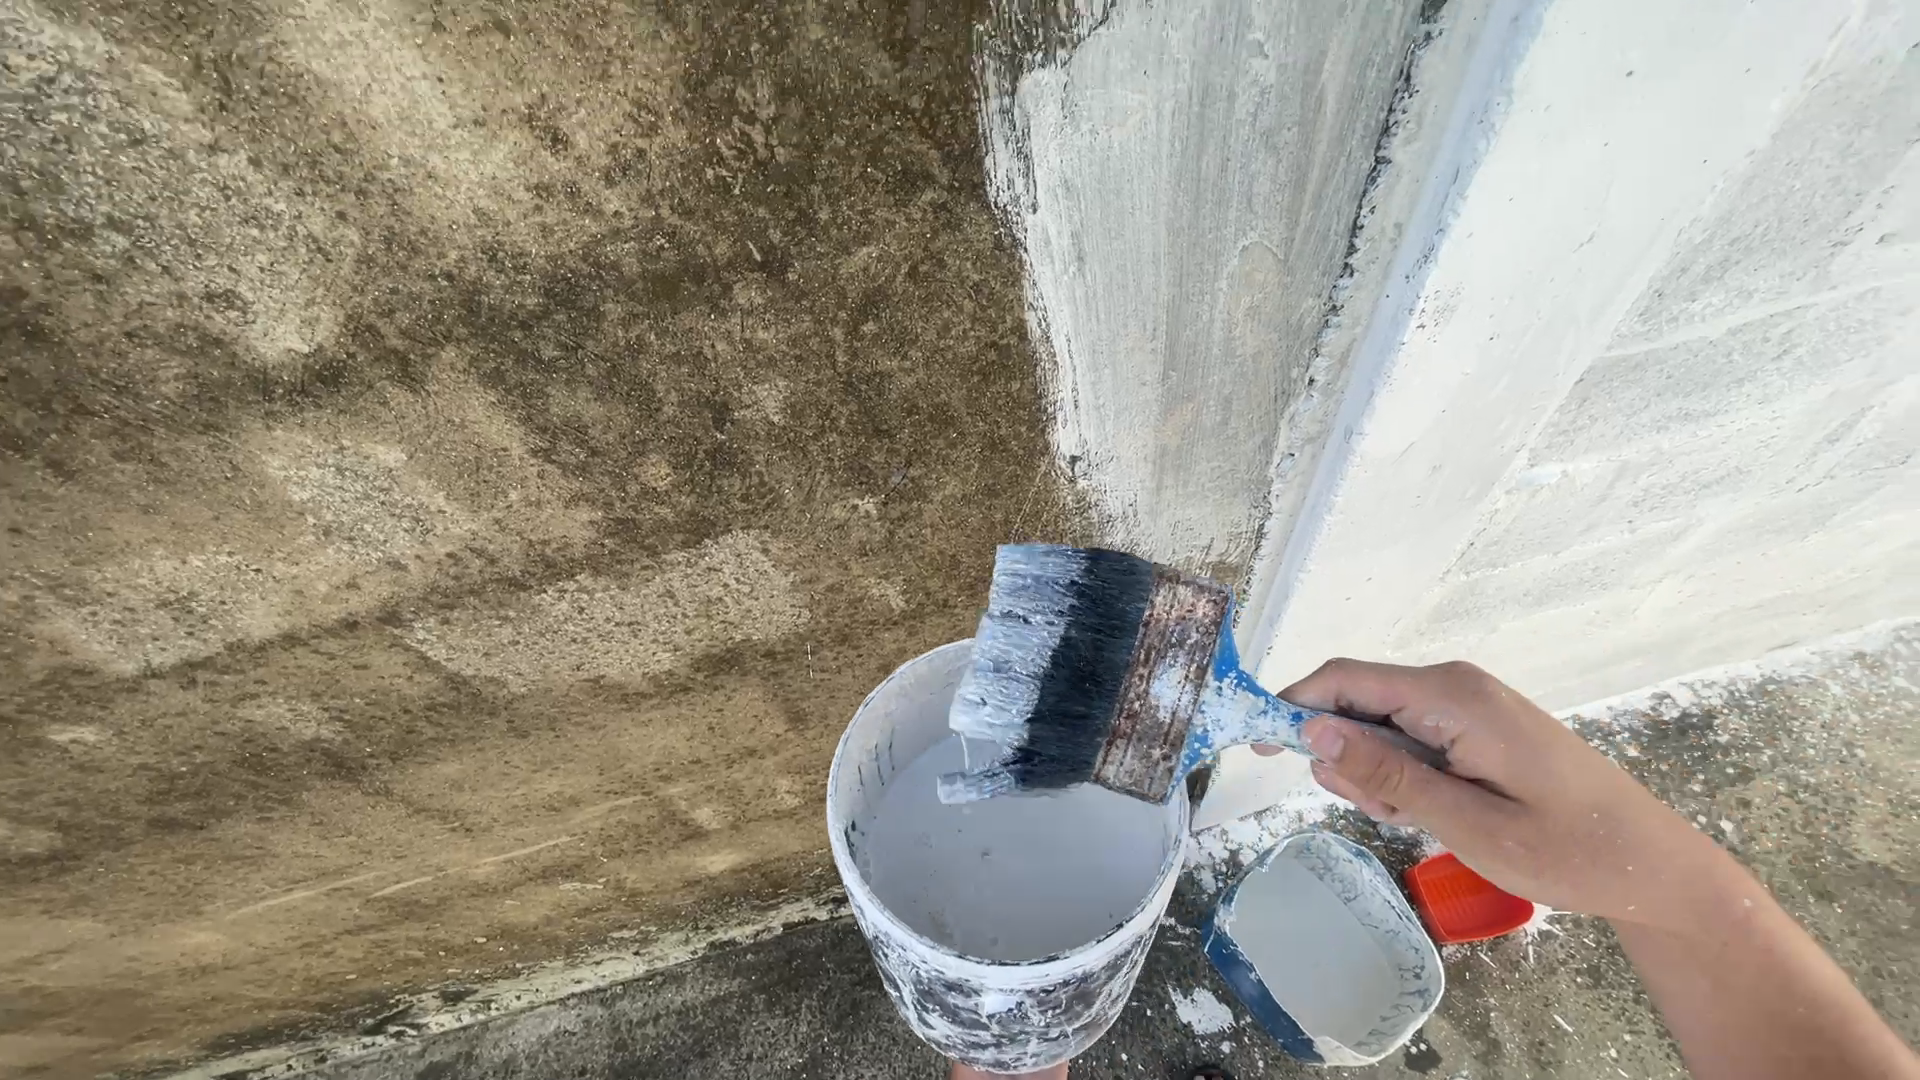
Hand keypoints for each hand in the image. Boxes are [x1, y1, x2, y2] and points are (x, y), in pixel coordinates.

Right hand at [1263, 658, 1737, 926]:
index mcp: (1452, 697)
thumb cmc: (1570, 851)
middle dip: (1344, 753)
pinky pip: (1407, 735)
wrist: (1660, 871)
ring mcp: (1464, 703)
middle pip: (1356, 700)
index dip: (1291, 704)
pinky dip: (1400, 772)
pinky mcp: (1471, 723)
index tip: (1257, 743)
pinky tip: (1432, 808)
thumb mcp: (1468, 823)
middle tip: (1377, 810)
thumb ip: (1385, 773)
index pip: (1344, 680)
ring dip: (1375, 771)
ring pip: (1377, 723)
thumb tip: (1310, 729)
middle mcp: (1453, 686)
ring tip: (1416, 818)